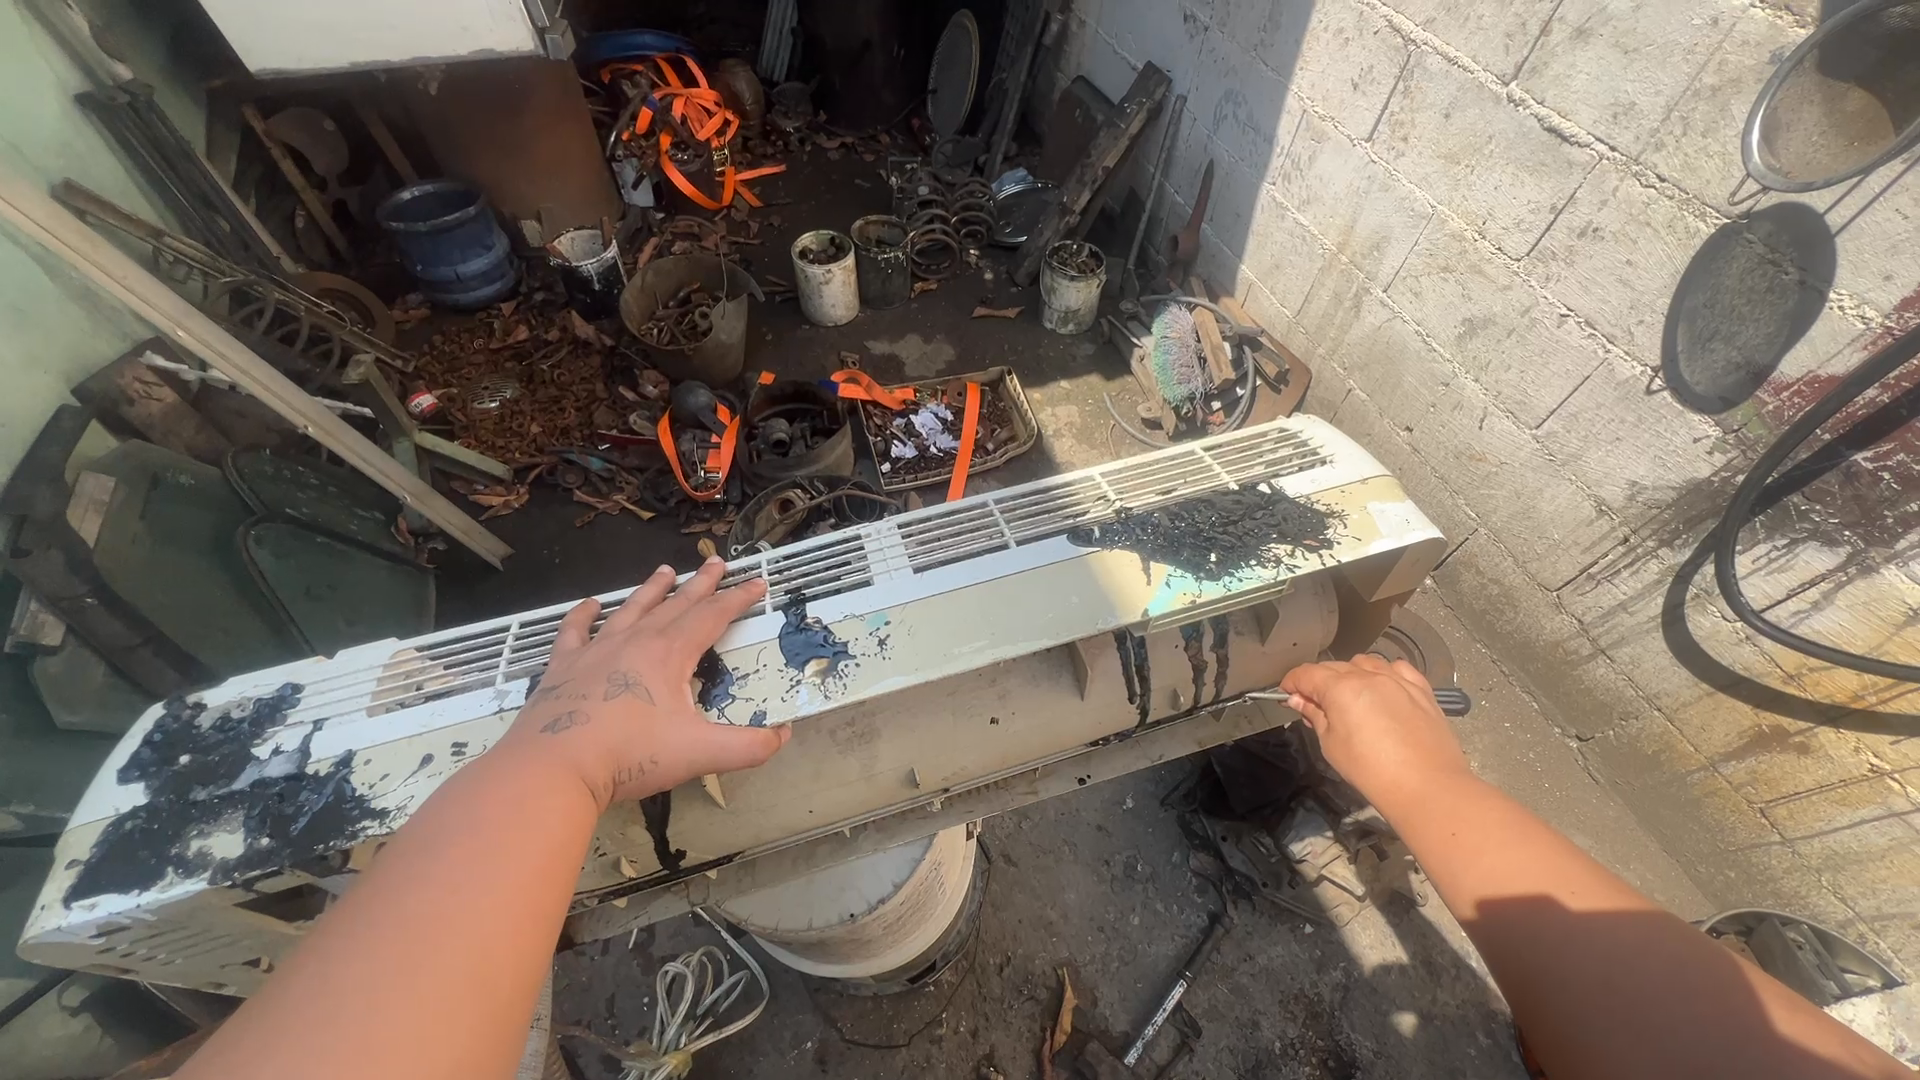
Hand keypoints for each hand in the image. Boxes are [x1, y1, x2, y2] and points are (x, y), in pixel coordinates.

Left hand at [494, 558, 789, 810]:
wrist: (551, 770)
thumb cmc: (629, 757)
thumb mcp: (700, 754)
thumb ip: (749, 747)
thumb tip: (783, 736)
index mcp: (670, 653)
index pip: (713, 616)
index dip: (739, 598)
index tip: (757, 582)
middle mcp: (635, 641)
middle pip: (676, 603)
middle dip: (702, 583)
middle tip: (718, 562)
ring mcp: (595, 650)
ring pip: (631, 609)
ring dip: (652, 589)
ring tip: (666, 570)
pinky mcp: (563, 668)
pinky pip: (575, 631)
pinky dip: (583, 615)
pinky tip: (590, 605)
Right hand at [1279, 654, 1475, 813]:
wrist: (1427, 787)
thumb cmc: (1372, 770)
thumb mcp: (1331, 745)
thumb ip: (1315, 716)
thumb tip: (1299, 701)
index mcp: (1341, 688)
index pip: (1306, 674)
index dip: (1292, 683)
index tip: (1288, 695)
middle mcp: (1369, 676)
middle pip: (1333, 666)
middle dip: (1318, 681)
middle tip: (1315, 705)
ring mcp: (1398, 680)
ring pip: (1364, 662)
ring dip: (1350, 674)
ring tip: (1349, 696)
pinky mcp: (1422, 690)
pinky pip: (1398, 669)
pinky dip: (1385, 673)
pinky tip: (1383, 689)